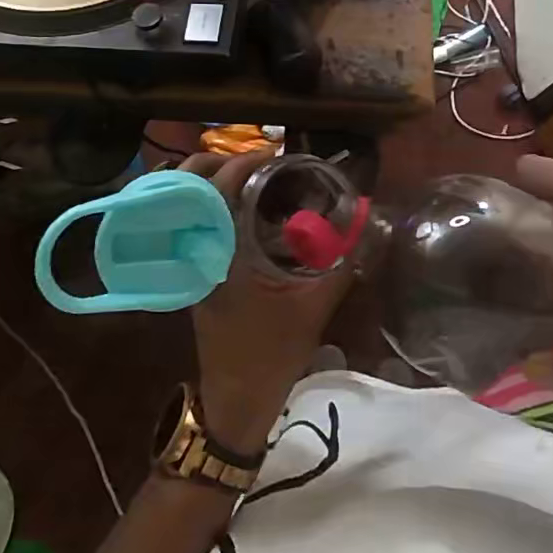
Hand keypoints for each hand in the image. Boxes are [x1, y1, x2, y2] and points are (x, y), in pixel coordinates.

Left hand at [178, 152, 352, 454]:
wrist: (235, 397)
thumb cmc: (271, 353)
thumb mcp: (313, 307)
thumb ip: (340, 260)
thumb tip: (366, 217)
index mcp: (219, 252)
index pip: (214, 188)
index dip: (241, 162)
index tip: (275, 156)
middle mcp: (194, 248)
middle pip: (188, 185)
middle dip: (220, 162)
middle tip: (262, 161)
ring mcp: (186, 259)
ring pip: (186, 202)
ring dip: (211, 180)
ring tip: (252, 177)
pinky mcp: (190, 269)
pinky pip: (192, 222)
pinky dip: (209, 203)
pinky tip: (241, 207)